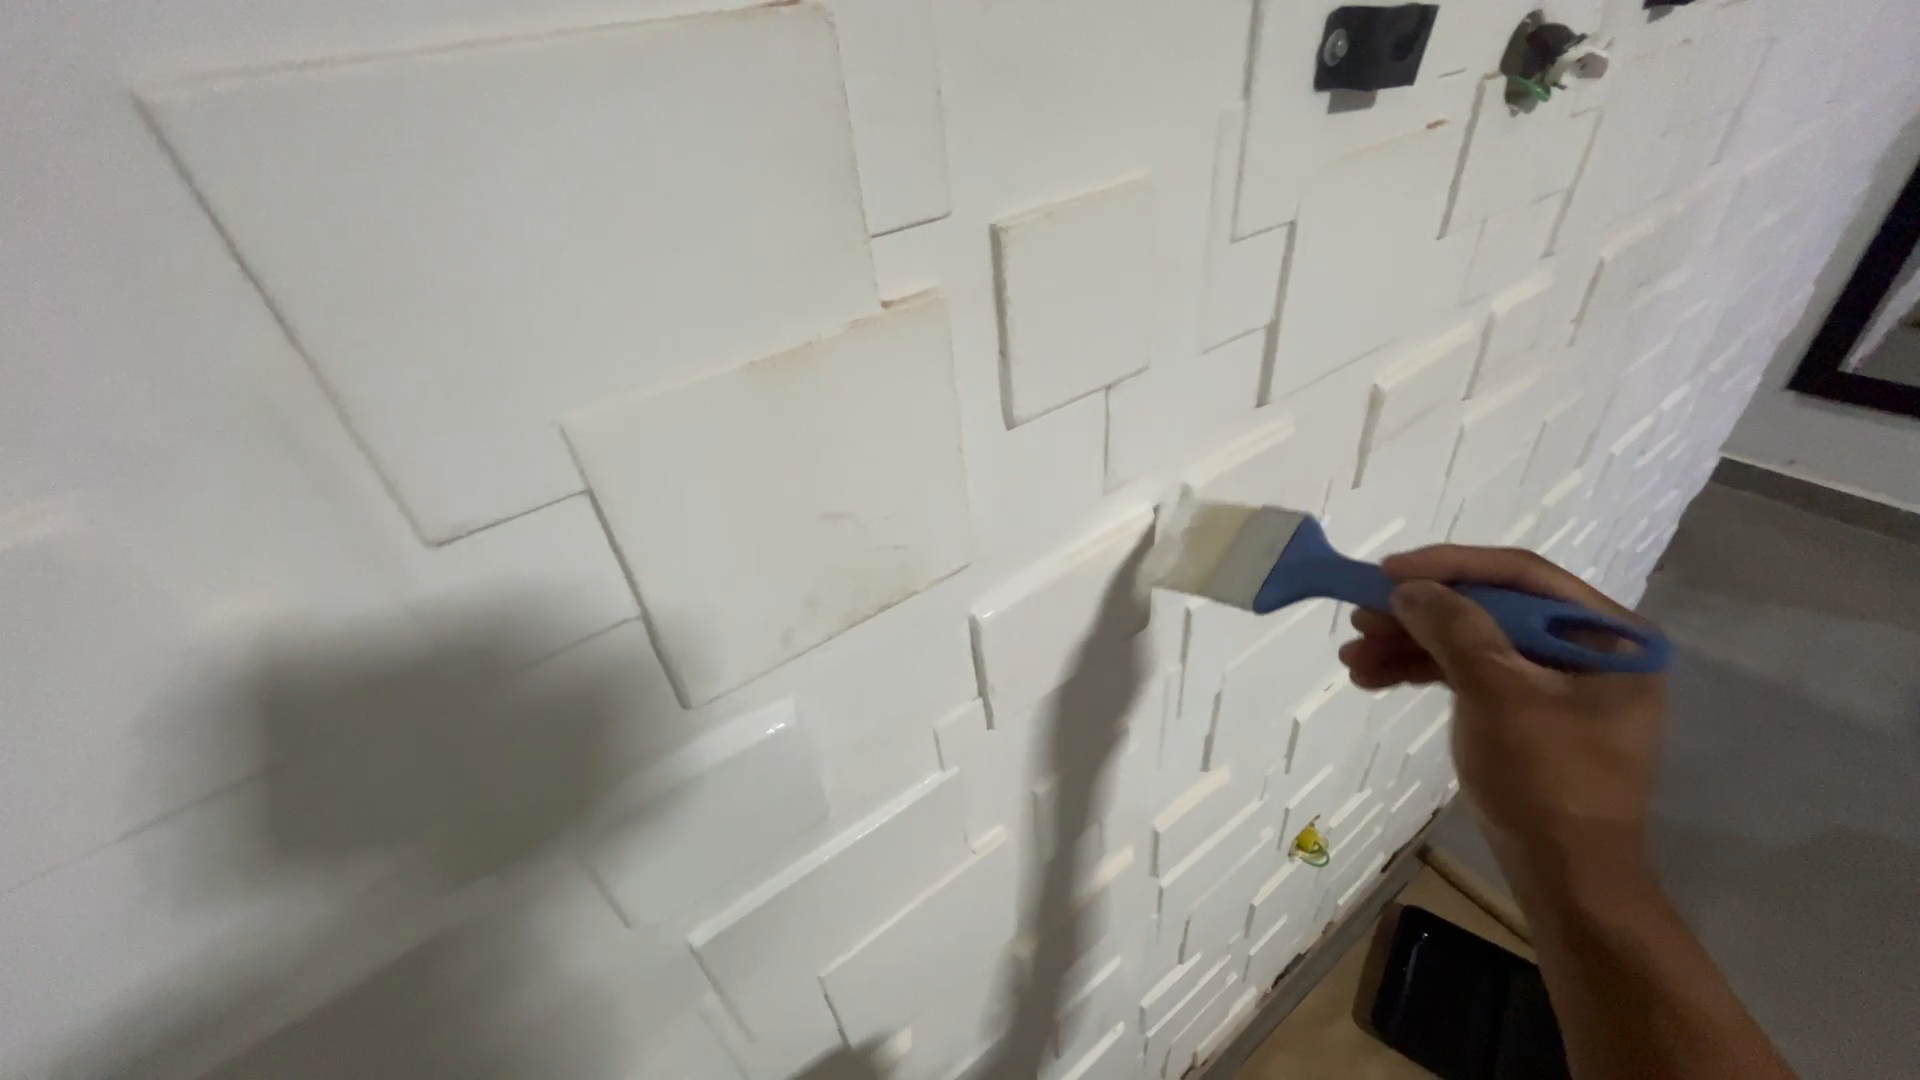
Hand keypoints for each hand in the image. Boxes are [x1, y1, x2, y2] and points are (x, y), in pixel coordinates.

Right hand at [1337, 545, 1665, 872]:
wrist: (1564, 870)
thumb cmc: (1547, 777)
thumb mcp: (1499, 693)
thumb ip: (1455, 629)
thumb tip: (1407, 587)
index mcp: (1606, 635)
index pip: (1521, 575)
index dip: (1449, 566)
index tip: (1388, 572)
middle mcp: (1582, 647)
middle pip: (1486, 608)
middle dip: (1417, 614)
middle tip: (1360, 617)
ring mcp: (1549, 679)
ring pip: (1467, 641)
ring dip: (1406, 645)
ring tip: (1353, 657)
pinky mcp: (1520, 706)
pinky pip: (1465, 672)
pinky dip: (1419, 671)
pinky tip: (1373, 677)